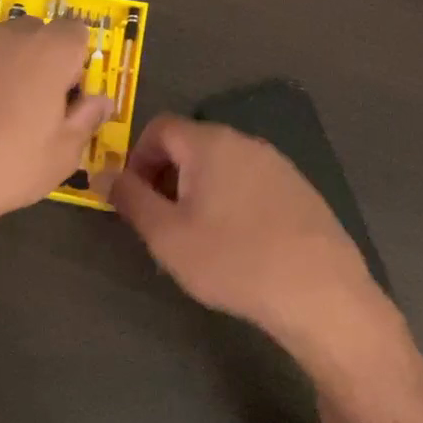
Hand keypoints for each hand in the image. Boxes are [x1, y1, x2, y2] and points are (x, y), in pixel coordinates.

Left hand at [0, 16, 109, 230]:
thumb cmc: (9, 166)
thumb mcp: (63, 154)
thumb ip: (86, 118)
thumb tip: (102, 100)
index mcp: (50, 52)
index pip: (76, 31)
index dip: (76, 61)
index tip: (69, 97)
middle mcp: (9, 37)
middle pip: (36, 33)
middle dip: (41, 59)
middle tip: (35, 106)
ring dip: (5, 67)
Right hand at [102, 115, 400, 374]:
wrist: (320, 294)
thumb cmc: (231, 260)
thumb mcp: (165, 234)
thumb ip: (129, 198)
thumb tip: (102, 174)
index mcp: (210, 144)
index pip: (159, 127)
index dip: (136, 157)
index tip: (134, 197)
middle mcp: (246, 143)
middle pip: (192, 144)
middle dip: (166, 175)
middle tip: (160, 220)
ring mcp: (280, 166)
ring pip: (222, 165)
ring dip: (199, 189)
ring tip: (196, 236)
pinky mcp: (302, 192)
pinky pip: (251, 183)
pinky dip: (231, 201)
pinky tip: (237, 244)